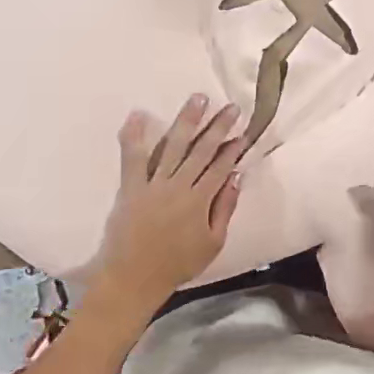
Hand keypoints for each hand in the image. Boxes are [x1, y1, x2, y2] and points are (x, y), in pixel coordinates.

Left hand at [88, 94, 245, 310]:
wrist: (135, 275)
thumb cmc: (177, 263)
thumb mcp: (213, 242)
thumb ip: (224, 208)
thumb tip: (236, 177)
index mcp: (200, 201)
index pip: (221, 167)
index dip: (233, 148)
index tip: (243, 130)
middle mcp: (178, 186)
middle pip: (201, 150)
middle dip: (217, 126)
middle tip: (229, 106)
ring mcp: (153, 184)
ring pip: (172, 146)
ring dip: (186, 120)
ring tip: (197, 98)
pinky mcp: (130, 186)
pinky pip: (132, 157)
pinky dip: (134, 136)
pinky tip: (138, 114)